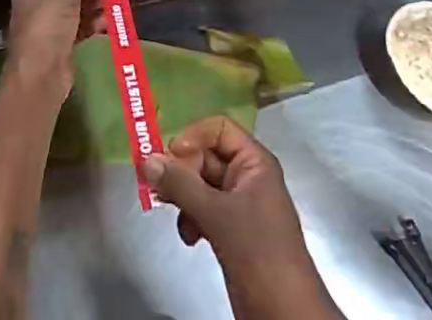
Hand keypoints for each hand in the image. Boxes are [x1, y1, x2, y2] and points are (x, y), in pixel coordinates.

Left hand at [4, 0, 104, 93]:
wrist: (39, 79)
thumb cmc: (46, 29)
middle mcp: (41, 3)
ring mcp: (52, 24)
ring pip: (81, 7)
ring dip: (98, 4)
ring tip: (118, 0)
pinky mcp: (64, 42)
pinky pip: (83, 25)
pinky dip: (95, 22)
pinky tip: (108, 21)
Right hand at [141, 117, 340, 319]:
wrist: (284, 313)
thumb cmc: (259, 252)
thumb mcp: (217, 214)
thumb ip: (180, 184)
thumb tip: (146, 159)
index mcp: (254, 162)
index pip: (219, 129)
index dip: (193, 136)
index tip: (169, 155)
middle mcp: (247, 177)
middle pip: (205, 156)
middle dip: (181, 171)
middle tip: (159, 186)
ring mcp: (239, 205)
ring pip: (200, 185)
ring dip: (183, 197)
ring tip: (170, 211)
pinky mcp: (231, 230)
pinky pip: (203, 209)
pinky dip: (191, 217)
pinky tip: (189, 236)